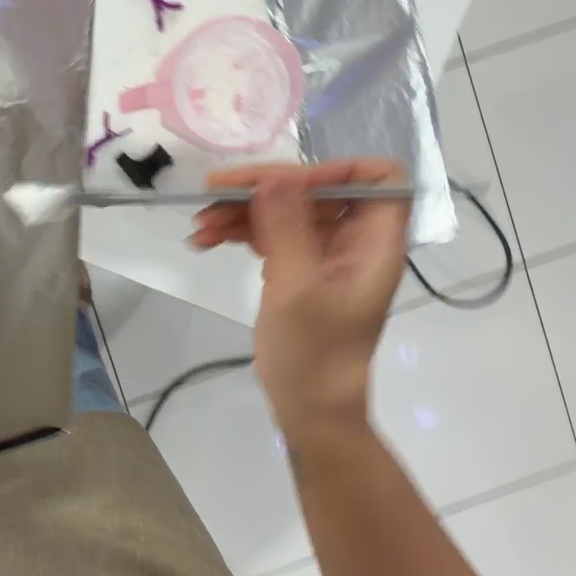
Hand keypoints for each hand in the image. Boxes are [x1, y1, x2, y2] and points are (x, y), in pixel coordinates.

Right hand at [190, 160, 410, 442]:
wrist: (309, 407)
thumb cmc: (314, 352)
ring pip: (285, 209)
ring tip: (199, 225)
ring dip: (241, 211)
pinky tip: (205, 239)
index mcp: (374, 241)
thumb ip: (288, 226)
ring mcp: (323, 254)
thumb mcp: (297, 286)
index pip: (376, 177)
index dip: (334, 169)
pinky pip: (270, 233)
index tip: (282, 182)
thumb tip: (275, 175)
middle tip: (213, 192)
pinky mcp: (297, 268)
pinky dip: (239, 231)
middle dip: (263, 188)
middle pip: (315, 190)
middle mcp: (353, 240)